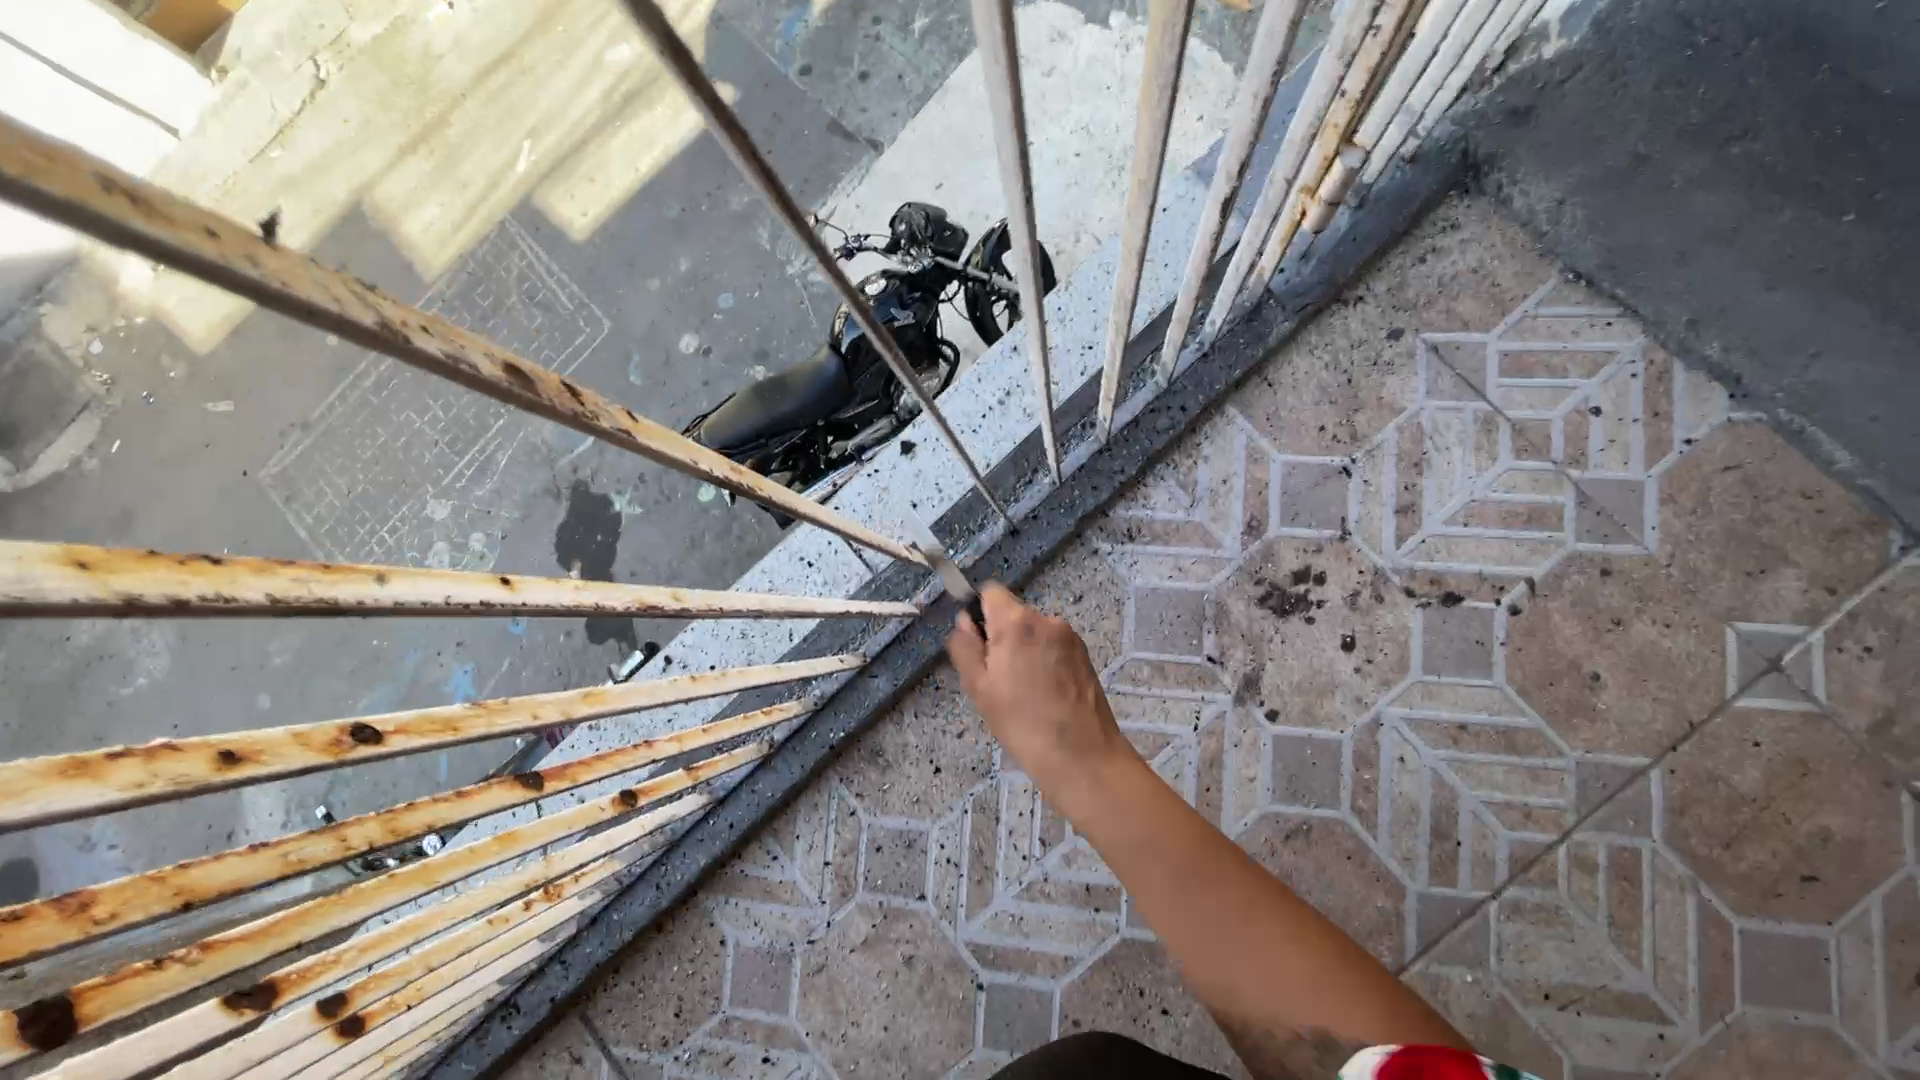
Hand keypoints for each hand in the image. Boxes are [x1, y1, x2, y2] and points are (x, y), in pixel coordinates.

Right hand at [946, 584, 1133, 796]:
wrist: (1082, 756)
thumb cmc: (1022, 723)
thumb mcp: (978, 687)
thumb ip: (964, 646)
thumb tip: (964, 621)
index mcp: (1017, 622)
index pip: (990, 592)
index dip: (978, 614)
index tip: (978, 647)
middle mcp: (1047, 619)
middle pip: (1012, 615)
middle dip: (1001, 638)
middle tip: (997, 681)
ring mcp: (1070, 637)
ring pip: (1033, 633)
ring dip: (1023, 652)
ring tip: (1023, 694)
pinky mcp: (1085, 655)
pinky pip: (1052, 648)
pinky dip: (1043, 663)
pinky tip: (1044, 696)